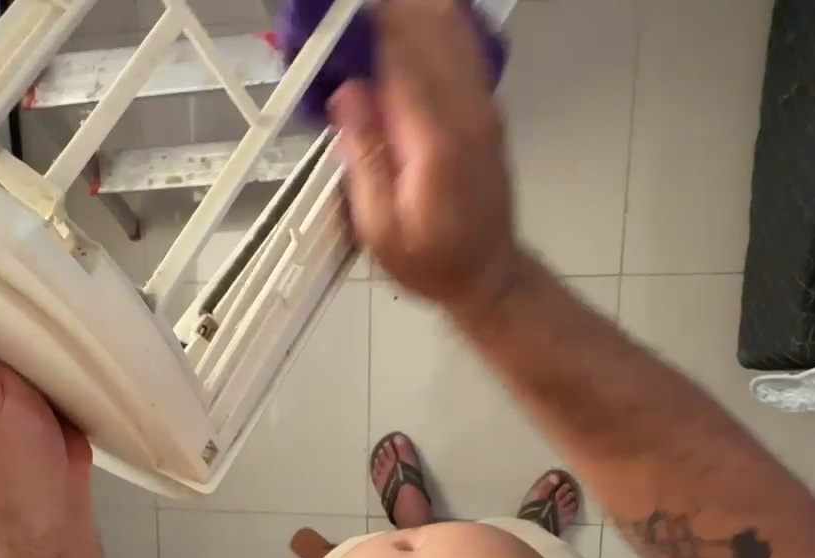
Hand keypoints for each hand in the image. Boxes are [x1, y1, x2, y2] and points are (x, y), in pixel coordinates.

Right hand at [328, 0, 528, 318]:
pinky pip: (463, 45)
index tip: (327, 28)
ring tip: (364, 33)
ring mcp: (483, 106)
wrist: (487, 276)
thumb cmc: (430, 263)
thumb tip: (346, 94)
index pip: (397, 54)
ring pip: (448, 26)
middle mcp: (466, 112)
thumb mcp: (380, 229)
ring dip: (405, 18)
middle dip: (379, 19)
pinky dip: (432, 27)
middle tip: (340, 33)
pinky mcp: (487, 108)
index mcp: (434, 141)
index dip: (358, 30)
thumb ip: (364, 157)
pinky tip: (404, 33)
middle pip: (424, 26)